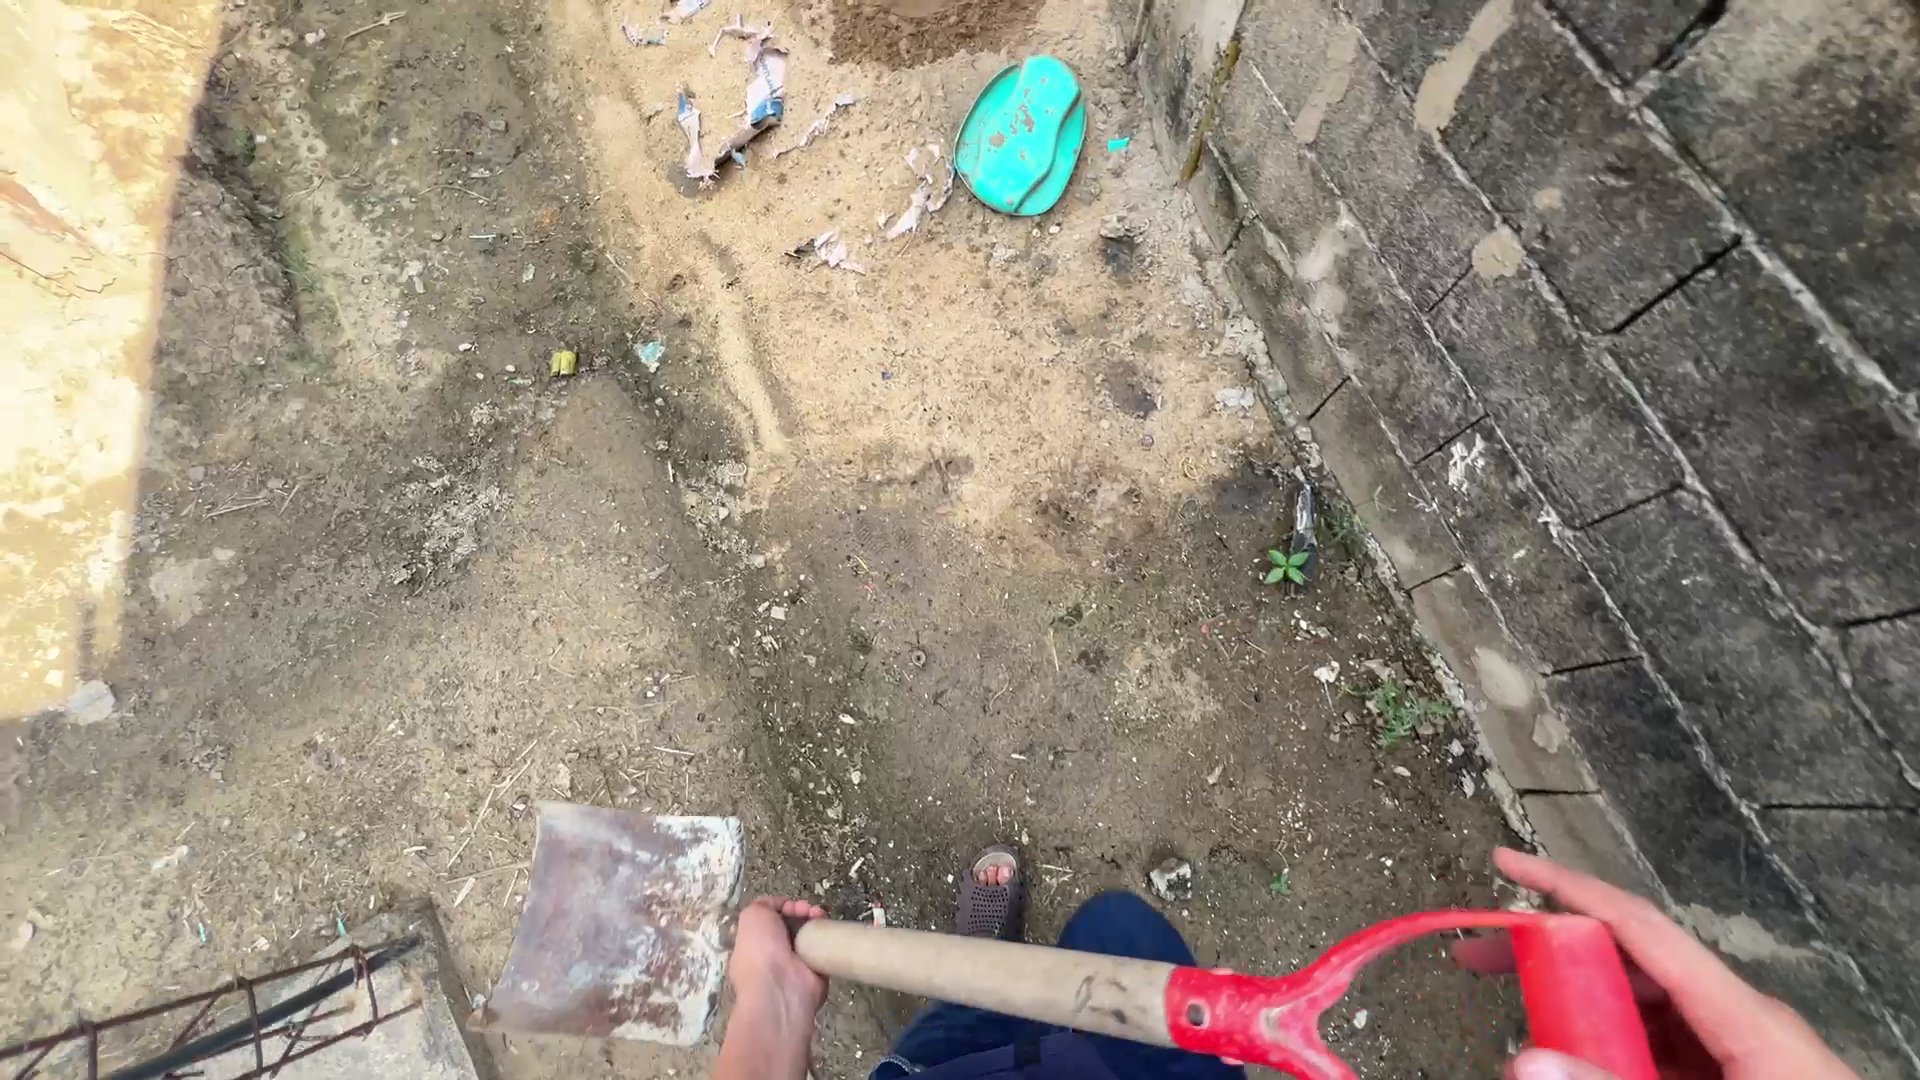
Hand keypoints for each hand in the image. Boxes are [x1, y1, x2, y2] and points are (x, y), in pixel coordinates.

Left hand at [729, 896, 828, 1016]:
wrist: (781, 988)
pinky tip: (826, 926)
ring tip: (818, 915)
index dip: (783, 908)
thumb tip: (782, 906)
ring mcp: (797, 964)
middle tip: (807, 910)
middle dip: (801, 911)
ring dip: (815, 919)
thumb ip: (764, 904)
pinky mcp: (817, 971)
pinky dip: (827, 934)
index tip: (790, 906)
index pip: (772, 921)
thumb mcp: (752, 916)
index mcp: (755, 946)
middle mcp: (775, 955)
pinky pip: (823, 946)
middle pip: (792, 924)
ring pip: (809, 932)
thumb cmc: (761, 951)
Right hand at [1454, 848, 1856, 1079]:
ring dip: (1570, 1000)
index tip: (1503, 861)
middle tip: (1475, 956)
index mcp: (1747, 1017)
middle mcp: (1740, 1018)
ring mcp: (1739, 1049)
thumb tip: (1516, 1060)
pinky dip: (1603, 1036)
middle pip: (1625, 960)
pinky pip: (1654, 1038)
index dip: (1566, 885)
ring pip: (1636, 1002)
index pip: (1638, 923)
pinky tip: (1572, 1056)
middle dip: (1545, 950)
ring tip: (1516, 1018)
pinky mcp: (1733, 1074)